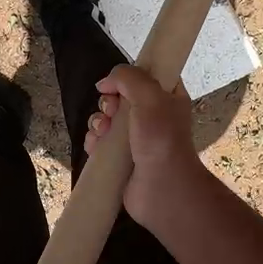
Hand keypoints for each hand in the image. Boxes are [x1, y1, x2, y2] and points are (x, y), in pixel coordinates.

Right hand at [85, 63, 205, 224]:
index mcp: (168, 97)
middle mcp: (152, 115)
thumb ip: (128, 77)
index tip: (116, 84)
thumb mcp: (149, 95)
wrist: (162, 188)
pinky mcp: (121, 158)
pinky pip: (100, 142)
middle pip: (121, 97)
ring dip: (98, 121)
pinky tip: (96, 145)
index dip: (128, 76)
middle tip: (111, 112)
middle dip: (109, 102)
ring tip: (102, 132)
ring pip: (107, 119)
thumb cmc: (160, 137)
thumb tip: (105, 83)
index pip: (146, 76)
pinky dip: (94, 141)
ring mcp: (136, 138)